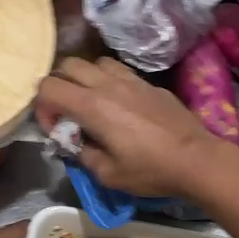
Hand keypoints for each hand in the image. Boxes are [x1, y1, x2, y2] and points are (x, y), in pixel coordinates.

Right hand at [34, 58, 229, 198]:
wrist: (196, 159)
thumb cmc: (150, 170)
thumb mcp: (108, 175)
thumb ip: (82, 155)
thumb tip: (73, 144)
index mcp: (92, 106)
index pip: (49, 87)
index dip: (42, 108)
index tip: (55, 130)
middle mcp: (108, 84)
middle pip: (68, 65)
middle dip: (60, 86)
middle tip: (68, 113)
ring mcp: (131, 80)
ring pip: (95, 62)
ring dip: (85, 79)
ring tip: (93, 105)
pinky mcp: (149, 84)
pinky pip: (120, 71)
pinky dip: (109, 82)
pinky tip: (120, 106)